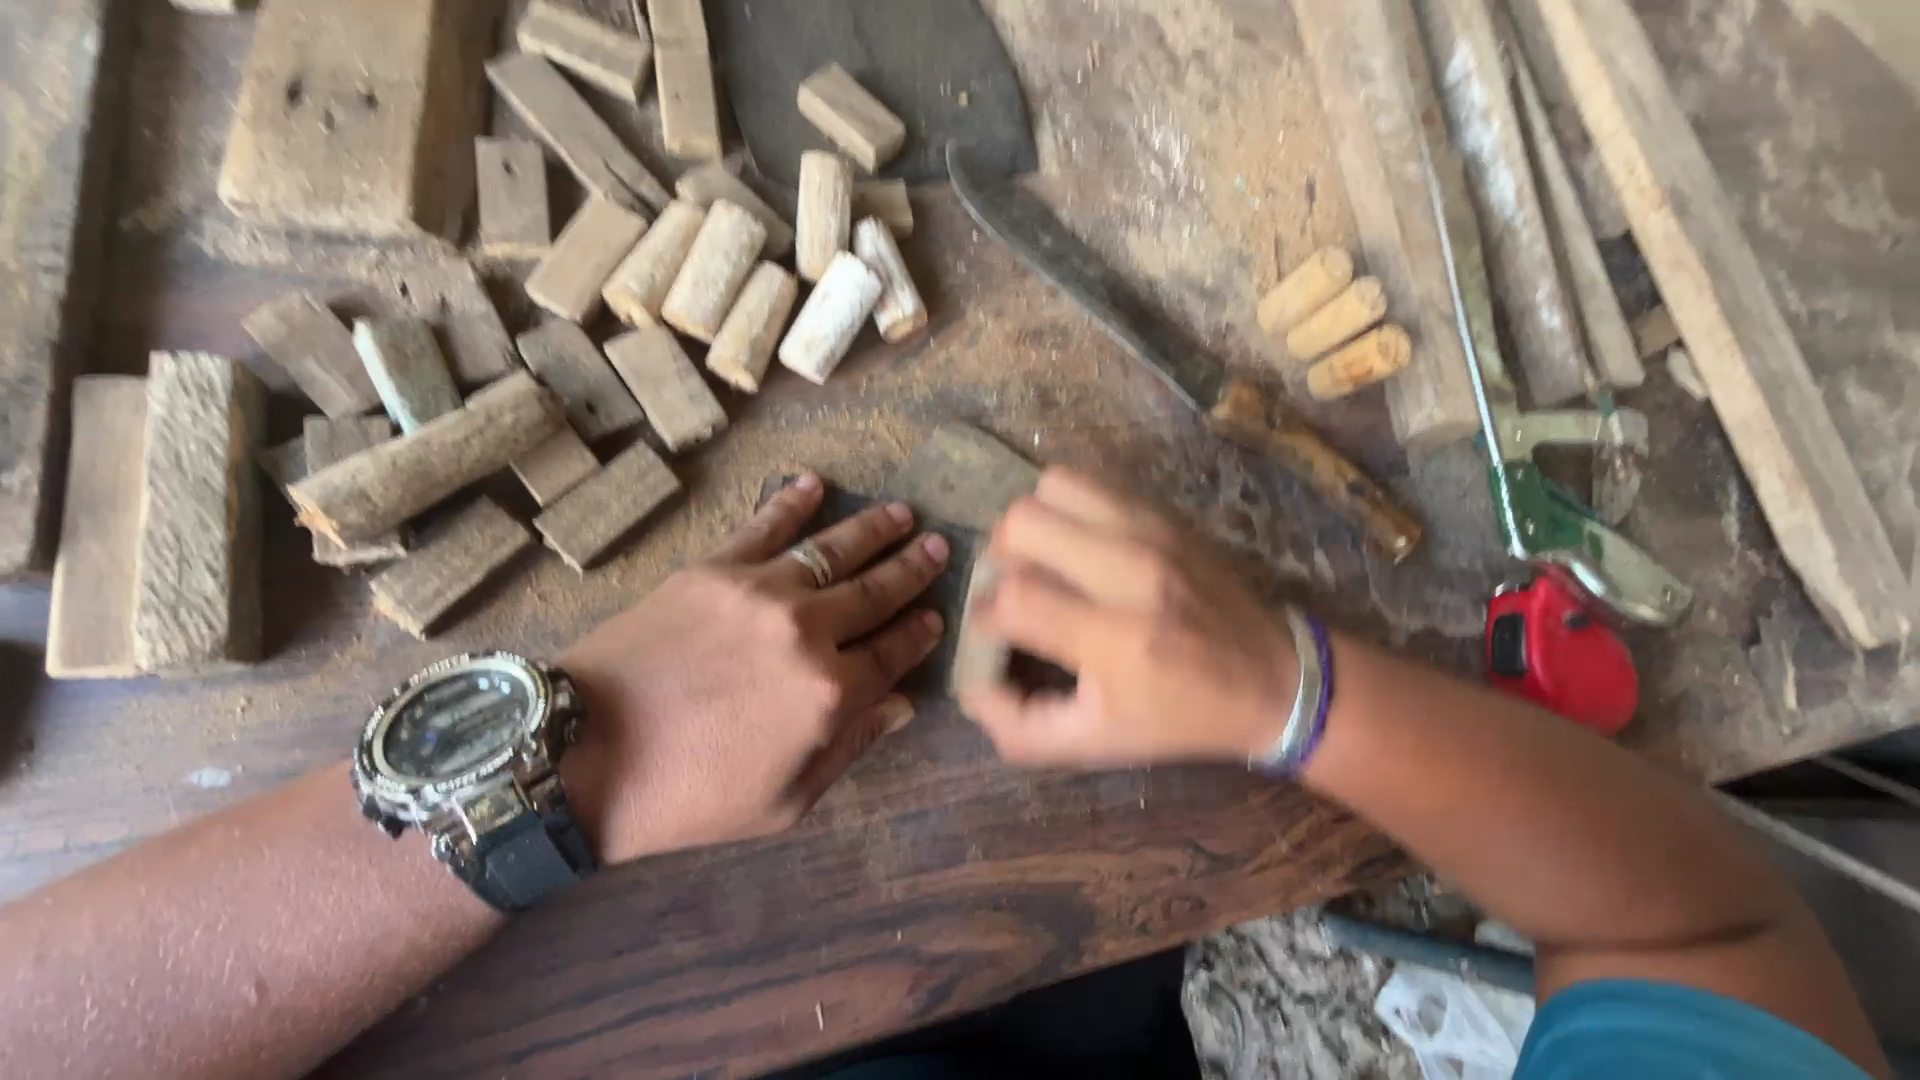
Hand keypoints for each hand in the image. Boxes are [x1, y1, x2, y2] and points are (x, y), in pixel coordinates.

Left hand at [558, 473, 948, 863]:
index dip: (920, 632)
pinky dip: (791, 502)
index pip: (893, 653)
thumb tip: (902, 706)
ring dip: (874, 529)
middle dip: (914, 569)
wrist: (579, 756)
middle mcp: (808, 631)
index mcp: (830, 693)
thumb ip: (850, 748)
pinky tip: (813, 484)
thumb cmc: (687, 795)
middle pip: (876, 592)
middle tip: (939, 548)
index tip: (937, 616)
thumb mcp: (783, 802)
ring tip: (903, 513)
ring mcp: (760, 591)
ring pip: (834, 550)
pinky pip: (763, 526)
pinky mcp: (713, 568)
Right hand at [959, 468, 1298, 768]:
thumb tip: (971, 685)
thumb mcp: (1098, 745)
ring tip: (1044, 560)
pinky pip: (1088, 482)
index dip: (985, 617)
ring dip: (1031, 524)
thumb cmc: (1180, 716)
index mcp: (1117, 640)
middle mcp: (1132, 573)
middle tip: (1015, 588)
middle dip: (999, 559)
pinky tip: (1075, 544)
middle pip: (1023, 524)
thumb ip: (1021, 727)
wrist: (1273, 678)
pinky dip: (1065, 507)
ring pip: (1051, 487)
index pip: (1015, 598)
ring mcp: (1152, 532)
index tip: (996, 634)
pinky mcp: (1164, 513)